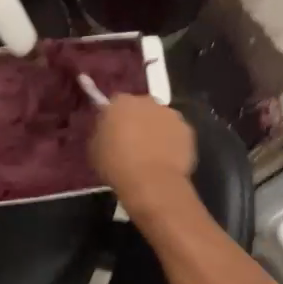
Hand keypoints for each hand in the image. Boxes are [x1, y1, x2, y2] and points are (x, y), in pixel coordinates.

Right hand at [90, 95, 196, 215]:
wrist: (152, 182)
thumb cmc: (116, 165)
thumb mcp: (95, 148)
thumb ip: (102, 132)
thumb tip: (108, 130)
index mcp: (120, 102)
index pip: (114, 104)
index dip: (114, 119)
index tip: (112, 132)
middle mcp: (147, 101)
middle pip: (141, 107)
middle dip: (137, 120)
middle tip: (132, 142)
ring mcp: (170, 114)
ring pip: (160, 119)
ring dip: (156, 129)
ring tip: (151, 153)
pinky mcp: (188, 130)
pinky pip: (175, 133)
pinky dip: (172, 141)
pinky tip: (166, 159)